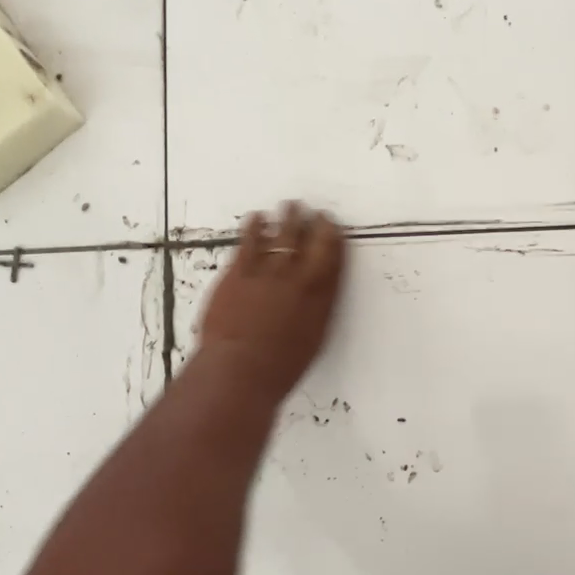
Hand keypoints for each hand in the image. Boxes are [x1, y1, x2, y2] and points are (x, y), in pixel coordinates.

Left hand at [196, 202, 346, 398]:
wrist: (240, 369)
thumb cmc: (278, 368)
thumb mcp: (311, 342)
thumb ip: (315, 313)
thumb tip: (314, 298)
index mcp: (320, 300)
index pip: (333, 261)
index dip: (334, 241)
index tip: (334, 227)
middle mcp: (299, 280)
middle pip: (310, 243)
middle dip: (314, 224)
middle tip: (316, 211)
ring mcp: (269, 273)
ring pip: (282, 236)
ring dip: (287, 219)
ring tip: (290, 205)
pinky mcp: (240, 272)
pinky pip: (249, 242)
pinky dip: (254, 227)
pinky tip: (256, 217)